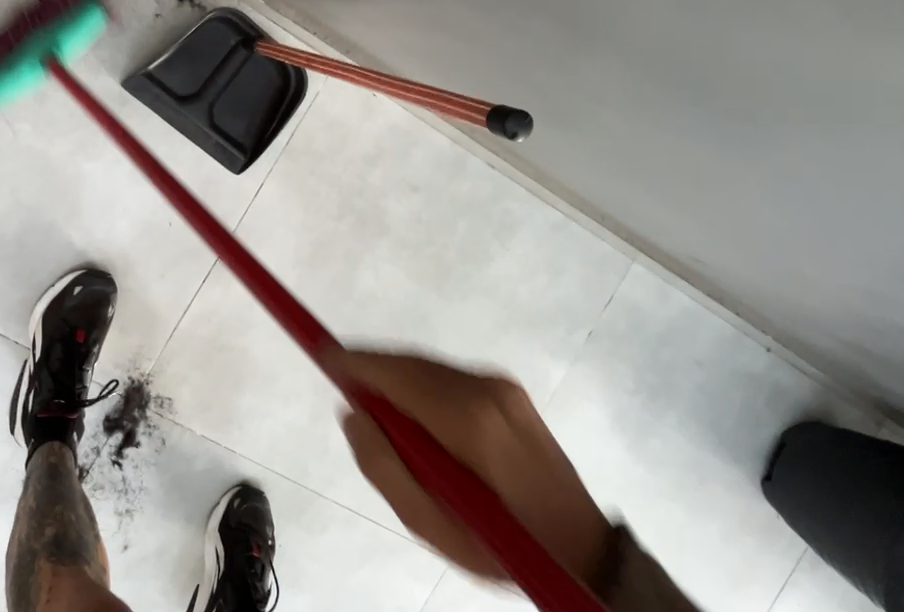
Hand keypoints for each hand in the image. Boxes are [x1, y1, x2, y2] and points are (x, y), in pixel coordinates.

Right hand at [338, 350, 610, 585]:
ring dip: (398, 381)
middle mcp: (486, 389)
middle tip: (346, 392)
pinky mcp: (509, 390)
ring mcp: (502, 385)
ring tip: (382, 416)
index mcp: (468, 420)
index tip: (322, 354)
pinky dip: (421, 387)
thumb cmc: (500, 543)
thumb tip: (352, 413)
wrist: (581, 549)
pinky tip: (417, 419)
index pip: (397, 373)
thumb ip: (384, 468)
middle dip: (373, 371)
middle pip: (411, 364)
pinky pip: (448, 376)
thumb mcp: (430, 526)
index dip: (357, 362)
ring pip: (428, 368)